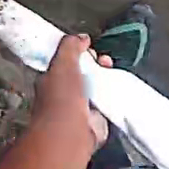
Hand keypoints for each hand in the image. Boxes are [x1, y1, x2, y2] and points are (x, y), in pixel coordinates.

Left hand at [30, 34, 110, 160]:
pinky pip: (106, 104)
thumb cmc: (61, 96)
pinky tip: (118, 88)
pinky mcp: (95, 121)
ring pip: (95, 87)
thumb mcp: (63, 62)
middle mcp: (63, 93)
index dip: (77, 52)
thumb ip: (71, 46)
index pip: (65, 61)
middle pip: (82, 73)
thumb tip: (82, 37)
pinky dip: (112, 96)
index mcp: (51, 78)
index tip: (88, 47)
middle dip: (94, 64)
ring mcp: (79, 107)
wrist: (72, 132)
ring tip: (110, 69)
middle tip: (104, 59)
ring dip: (104, 78)